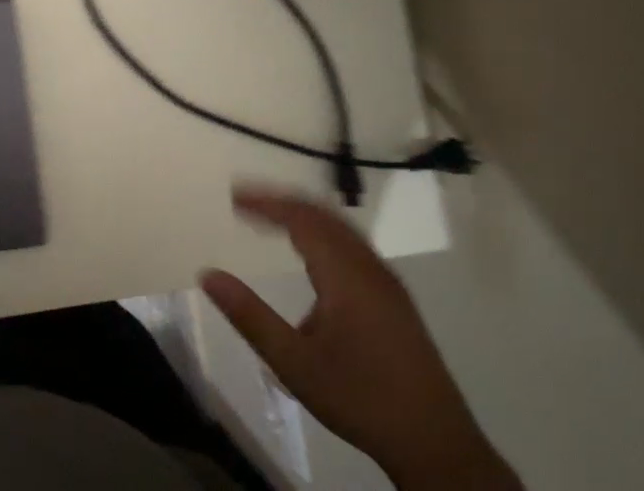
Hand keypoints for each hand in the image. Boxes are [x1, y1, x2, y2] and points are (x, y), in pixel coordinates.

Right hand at [201, 188, 519, 490]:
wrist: (436, 445)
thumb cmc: (359, 400)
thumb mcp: (293, 363)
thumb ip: (249, 316)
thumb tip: (207, 275)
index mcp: (348, 279)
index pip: (303, 221)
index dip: (266, 204)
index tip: (232, 197)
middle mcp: (372, 272)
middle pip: (326, 217)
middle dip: (284, 202)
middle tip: (244, 199)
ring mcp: (389, 286)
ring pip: (344, 231)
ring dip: (305, 216)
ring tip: (270, 216)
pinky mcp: (396, 302)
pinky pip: (355, 248)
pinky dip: (324, 234)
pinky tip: (310, 252)